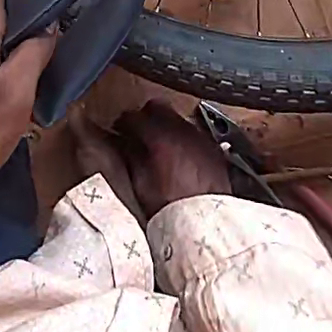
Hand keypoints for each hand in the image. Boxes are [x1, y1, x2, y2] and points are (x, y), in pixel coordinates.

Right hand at [113, 102, 230, 218]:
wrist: (207, 225)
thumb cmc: (174, 209)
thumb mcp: (141, 184)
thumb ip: (130, 156)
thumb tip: (123, 142)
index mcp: (160, 139)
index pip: (133, 116)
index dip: (122, 122)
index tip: (119, 129)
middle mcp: (182, 133)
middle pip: (157, 106)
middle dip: (144, 115)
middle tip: (136, 129)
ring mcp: (200, 139)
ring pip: (177, 117)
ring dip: (164, 125)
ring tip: (157, 143)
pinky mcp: (213, 149)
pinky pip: (193, 132)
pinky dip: (182, 137)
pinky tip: (177, 153)